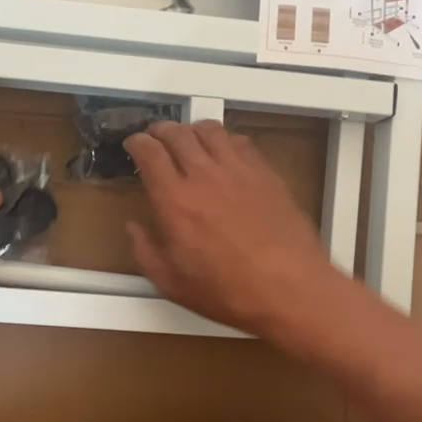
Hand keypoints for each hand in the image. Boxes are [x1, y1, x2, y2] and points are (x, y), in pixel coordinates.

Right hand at [124, 121, 347, 334]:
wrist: (288, 288)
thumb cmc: (227, 291)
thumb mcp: (171, 283)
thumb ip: (145, 251)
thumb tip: (134, 228)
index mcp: (174, 201)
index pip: (149, 153)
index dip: (136, 143)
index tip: (132, 146)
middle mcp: (204, 176)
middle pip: (178, 134)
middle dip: (160, 131)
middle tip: (155, 138)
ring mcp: (238, 171)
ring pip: (210, 130)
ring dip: (192, 130)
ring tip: (187, 138)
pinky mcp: (265, 174)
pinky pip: (241, 142)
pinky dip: (224, 140)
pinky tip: (223, 152)